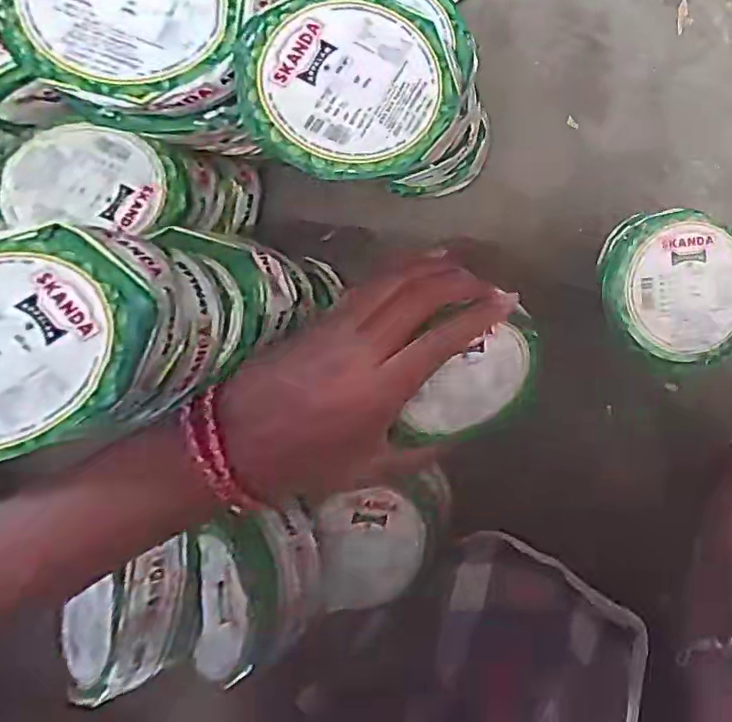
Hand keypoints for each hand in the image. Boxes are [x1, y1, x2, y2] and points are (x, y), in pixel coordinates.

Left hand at [217, 251, 516, 501]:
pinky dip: (402, 266)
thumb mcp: (367, 469)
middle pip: (421, 296)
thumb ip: (418, 454)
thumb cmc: (300, 463)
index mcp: (380, 388)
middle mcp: (364, 349)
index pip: (441, 339)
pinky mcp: (323, 317)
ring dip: (434, 266)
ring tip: (464, 264)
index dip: (478, 315)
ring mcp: (340, 327)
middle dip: (463, 282)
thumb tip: (457, 438)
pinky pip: (372, 282)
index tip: (506, 303)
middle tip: (489, 284)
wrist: (224, 444)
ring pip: (395, 280)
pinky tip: (420, 262)